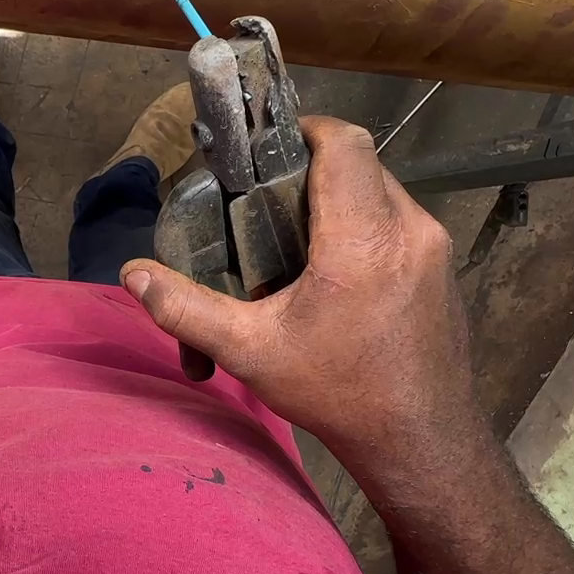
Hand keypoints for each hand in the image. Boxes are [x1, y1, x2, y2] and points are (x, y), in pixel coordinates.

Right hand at [121, 117, 490, 488]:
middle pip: (357, 165)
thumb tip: (132, 275)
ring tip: (288, 245)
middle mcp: (409, 229)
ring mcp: (433, 248)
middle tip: (261, 209)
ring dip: (332, 202)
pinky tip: (326, 275)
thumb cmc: (336, 392)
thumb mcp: (248, 351)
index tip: (264, 149)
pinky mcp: (441, 268)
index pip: (343, 144)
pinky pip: (394, 222)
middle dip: (307, 173)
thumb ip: (186, 309)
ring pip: (377, 193)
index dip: (303, 130)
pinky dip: (356, 227)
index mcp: (363, 239)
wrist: (421, 442)